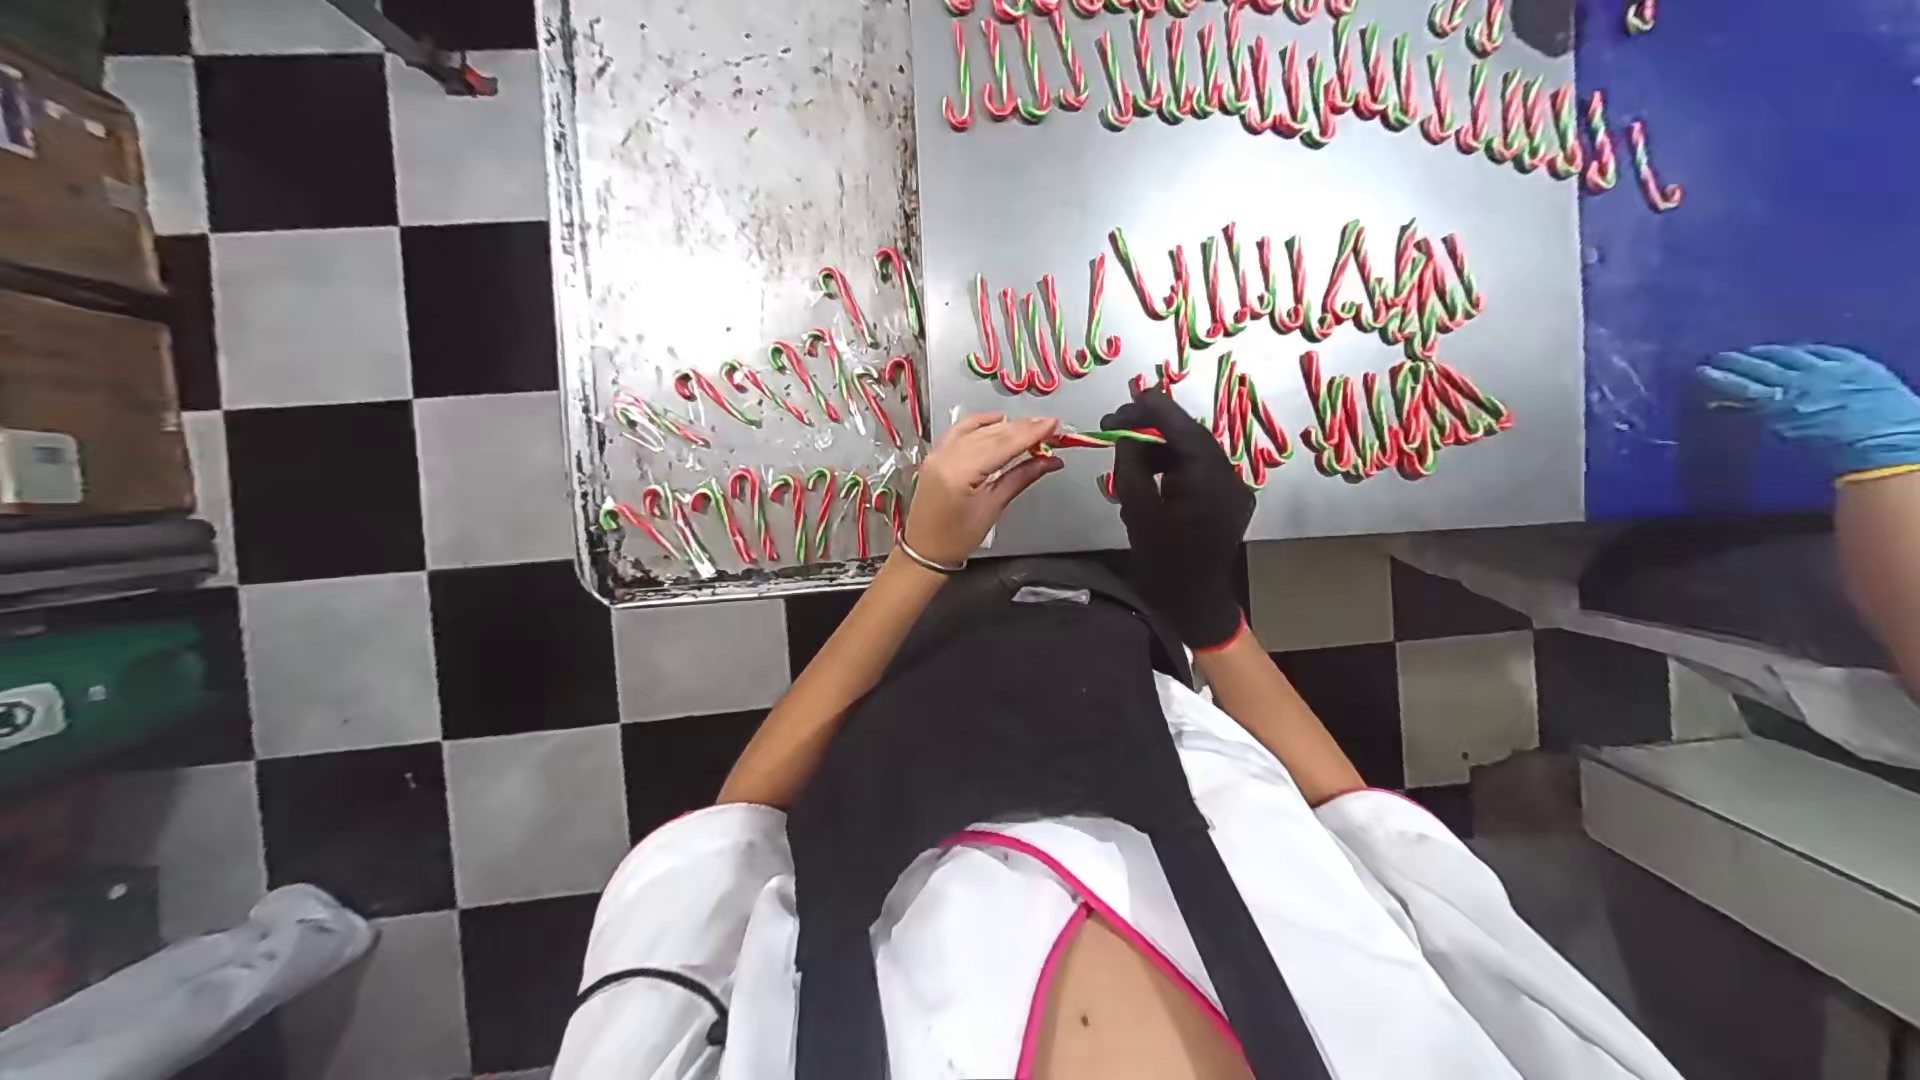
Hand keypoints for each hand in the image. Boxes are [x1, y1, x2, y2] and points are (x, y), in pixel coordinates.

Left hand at [902, 413, 1062, 564]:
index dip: (1030, 432)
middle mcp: (946, 456)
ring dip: (1006, 426)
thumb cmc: (957, 537)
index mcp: (959, 472)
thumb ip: (1021, 477)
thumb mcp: (993, 507)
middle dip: (1022, 428)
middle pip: (991, 434)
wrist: (925, 550)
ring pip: (977, 430)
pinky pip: (960, 430)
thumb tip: (1050, 461)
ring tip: (1032, 425)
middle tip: (1050, 426)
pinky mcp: (936, 455)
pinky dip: (981, 423)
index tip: (1053, 424)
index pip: (1002, 444)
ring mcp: (938, 453)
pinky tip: (999, 420)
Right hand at [1101, 388, 1252, 648]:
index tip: (1127, 399)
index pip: (1182, 429)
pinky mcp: (1225, 501)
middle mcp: (1230, 478)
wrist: (1193, 603)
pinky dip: (1170, 467)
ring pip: (1191, 454)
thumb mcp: (1138, 511)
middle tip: (1114, 425)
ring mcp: (1232, 490)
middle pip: (1188, 438)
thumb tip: (1127, 436)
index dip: (1153, 409)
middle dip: (1152, 427)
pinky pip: (1196, 472)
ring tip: (1124, 453)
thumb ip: (1132, 466)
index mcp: (1211, 480)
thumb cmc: (1163, 564)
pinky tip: (1146, 474)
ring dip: (1159, 448)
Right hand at [1698, 345, 1919, 477]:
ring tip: (1754, 350)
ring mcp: (1832, 370)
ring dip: (1770, 352)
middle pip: (1762, 366)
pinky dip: (1809, 349)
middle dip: (1738, 361)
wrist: (1889, 444)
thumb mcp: (1783, 431)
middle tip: (1720, 356)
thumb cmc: (1830, 448)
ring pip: (1792, 355)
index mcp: (1777, 401)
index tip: (1700, 370)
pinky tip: (1800, 348)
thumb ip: (1756, 414)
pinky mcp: (1860, 366)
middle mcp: (1800, 380)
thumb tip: (1724, 404)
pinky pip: (1829, 351)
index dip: (1718, 376)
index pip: (1738, 384)